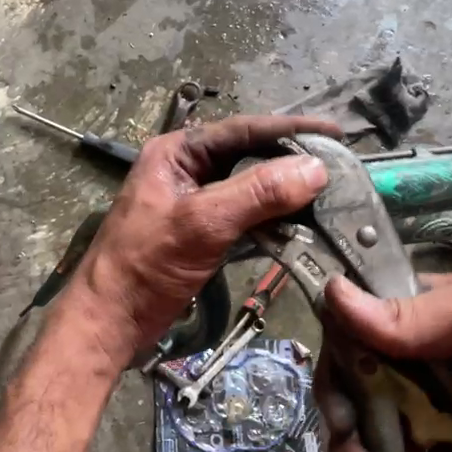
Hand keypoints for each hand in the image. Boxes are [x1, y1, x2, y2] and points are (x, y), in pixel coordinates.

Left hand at [67, 115, 340, 357]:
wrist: (110, 320)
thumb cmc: (146, 264)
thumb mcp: (203, 222)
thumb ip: (258, 193)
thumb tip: (315, 168)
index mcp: (177, 153)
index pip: (242, 130)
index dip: (291, 130)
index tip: (335, 133)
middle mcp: (187, 169)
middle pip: (249, 156)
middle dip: (293, 161)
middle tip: (341, 166)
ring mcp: (194, 202)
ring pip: (250, 188)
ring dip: (286, 193)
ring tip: (331, 195)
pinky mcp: (202, 232)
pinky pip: (246, 216)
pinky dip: (273, 220)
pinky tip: (302, 226)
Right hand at [317, 272, 451, 451]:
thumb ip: (409, 317)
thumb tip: (331, 294)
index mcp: (408, 315)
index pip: (348, 343)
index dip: (334, 382)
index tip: (338, 421)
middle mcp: (411, 357)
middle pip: (360, 400)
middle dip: (350, 444)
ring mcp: (436, 402)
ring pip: (388, 442)